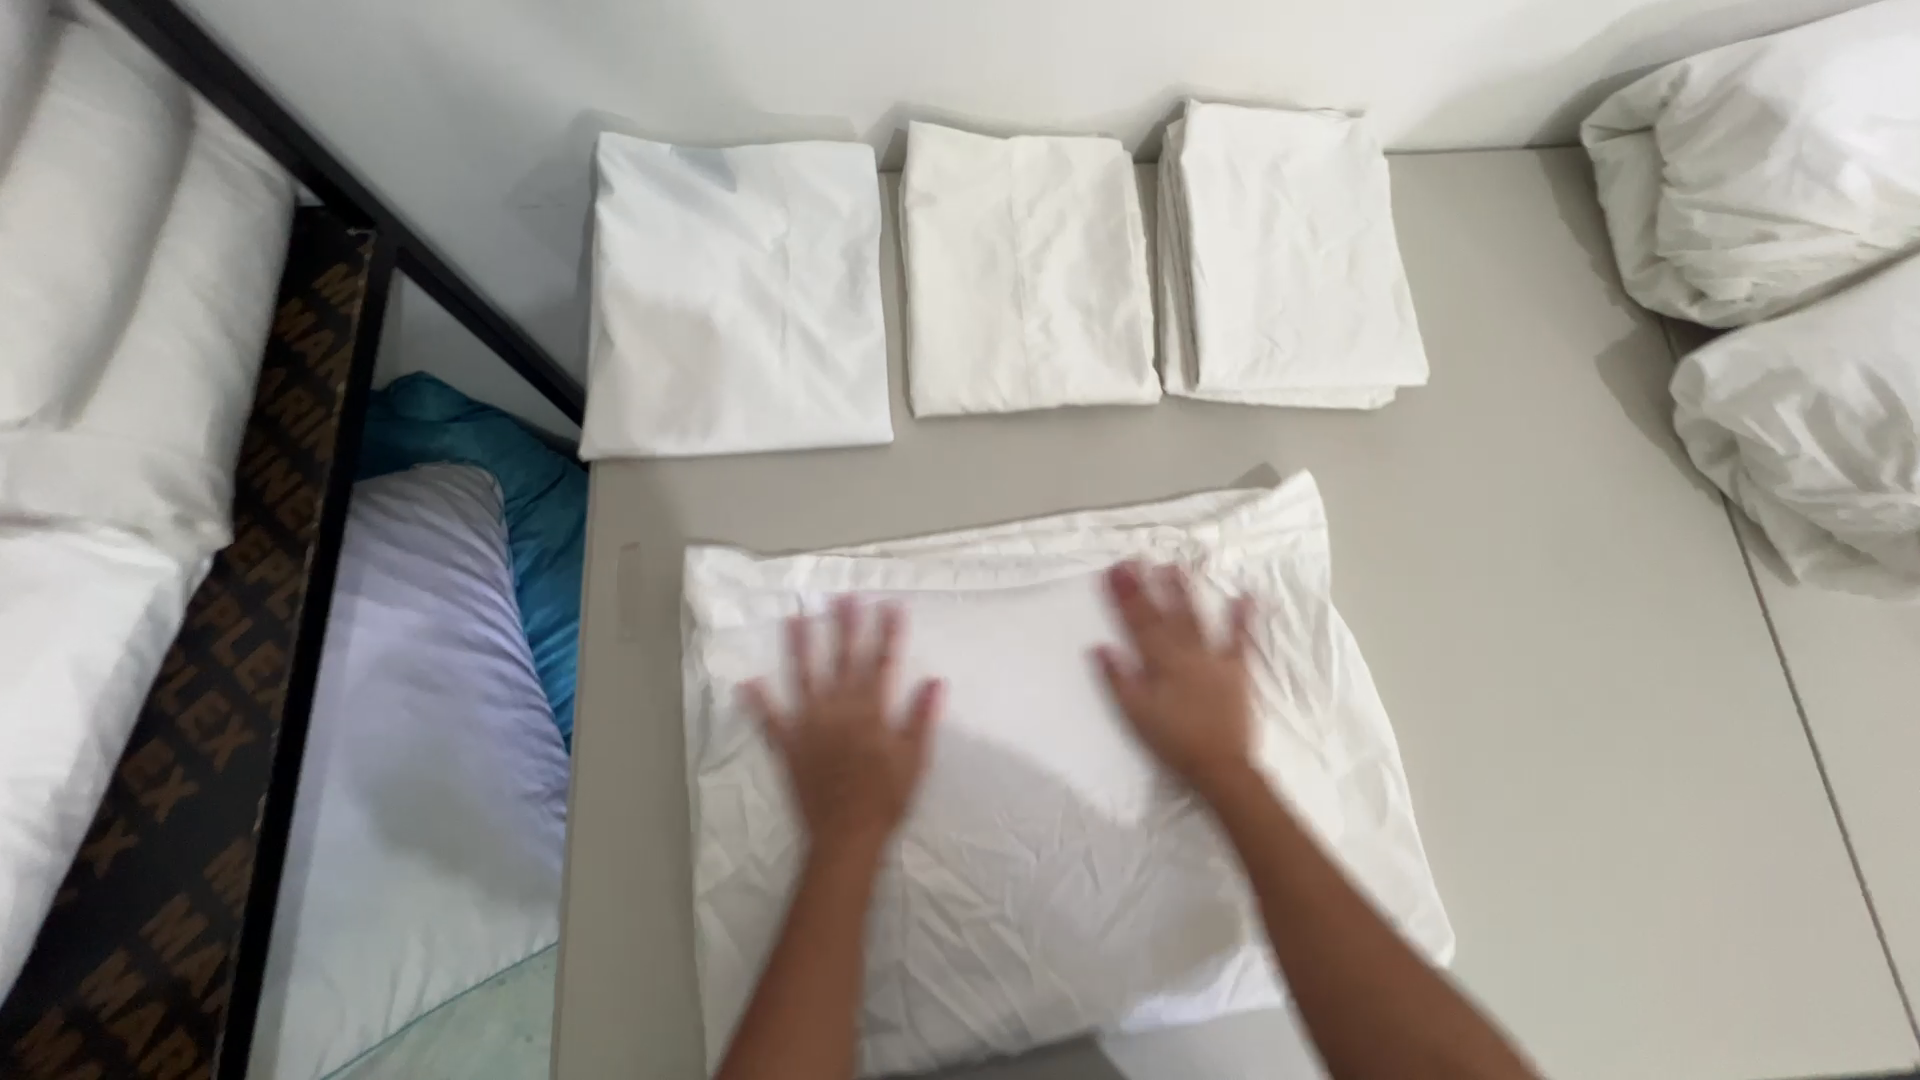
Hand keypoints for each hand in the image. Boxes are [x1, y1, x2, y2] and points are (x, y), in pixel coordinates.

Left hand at [743, 598, 944, 862]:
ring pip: (804, 679)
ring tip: (795, 618)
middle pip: (843, 661)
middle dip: (845, 626)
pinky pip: (771, 722)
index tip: (890, 604)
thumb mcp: (914, 760)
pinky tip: (747, 682)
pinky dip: (759, 702)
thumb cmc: (886, 799)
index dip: (887, 633)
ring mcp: (810, 727)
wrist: (847, 836)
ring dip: (799, 648)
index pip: (882, 663)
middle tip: (842, 597)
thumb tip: (935, 681)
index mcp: (871, 713)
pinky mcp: (788, 747)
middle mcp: (839, 711)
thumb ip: (921, 718)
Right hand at [1095, 562, 1256, 798]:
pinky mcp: (1238, 670)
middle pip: (1163, 615)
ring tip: (1176, 566)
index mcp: (1160, 663)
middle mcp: (1186, 654)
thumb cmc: (1173, 742)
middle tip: (1137, 558)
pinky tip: (1246, 596)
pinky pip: (1241, 640)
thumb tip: (1100, 647)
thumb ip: (1118, 680)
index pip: (1137, 623)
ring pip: (1196, 619)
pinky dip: (1244, 618)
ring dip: (1185, 591)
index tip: (1114, 570)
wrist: (1220, 766)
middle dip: (1148, 585)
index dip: (1124, 596)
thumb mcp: (1136, 715)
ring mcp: (1214, 659)